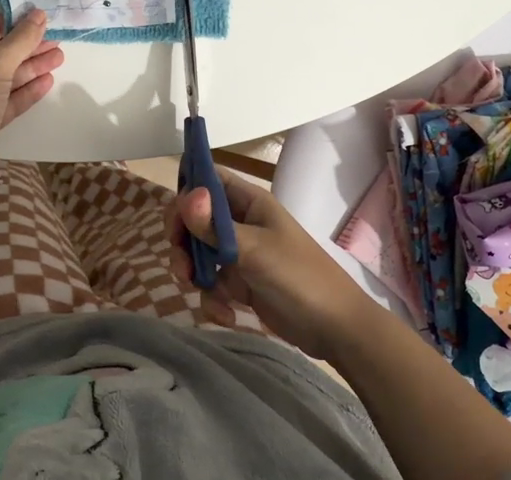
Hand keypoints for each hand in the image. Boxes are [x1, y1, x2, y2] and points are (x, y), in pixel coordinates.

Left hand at [0, 11, 63, 158]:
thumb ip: (19, 40)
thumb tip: (38, 15)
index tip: (26, 21)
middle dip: (22, 46)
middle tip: (53, 39)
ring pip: (3, 77)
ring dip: (30, 66)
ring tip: (59, 56)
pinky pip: (6, 99)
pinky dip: (26, 89)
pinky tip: (48, 80)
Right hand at [167, 166, 364, 356]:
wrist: (336, 330)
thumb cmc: (299, 277)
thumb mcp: (255, 250)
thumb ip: (215, 227)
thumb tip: (186, 195)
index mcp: (249, 203)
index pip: (208, 180)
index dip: (187, 193)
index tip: (175, 221)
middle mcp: (241, 223)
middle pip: (195, 219)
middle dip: (183, 241)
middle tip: (180, 263)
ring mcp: (240, 254)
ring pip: (199, 252)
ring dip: (192, 271)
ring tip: (195, 289)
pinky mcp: (240, 284)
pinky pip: (212, 284)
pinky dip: (212, 299)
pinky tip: (225, 315)